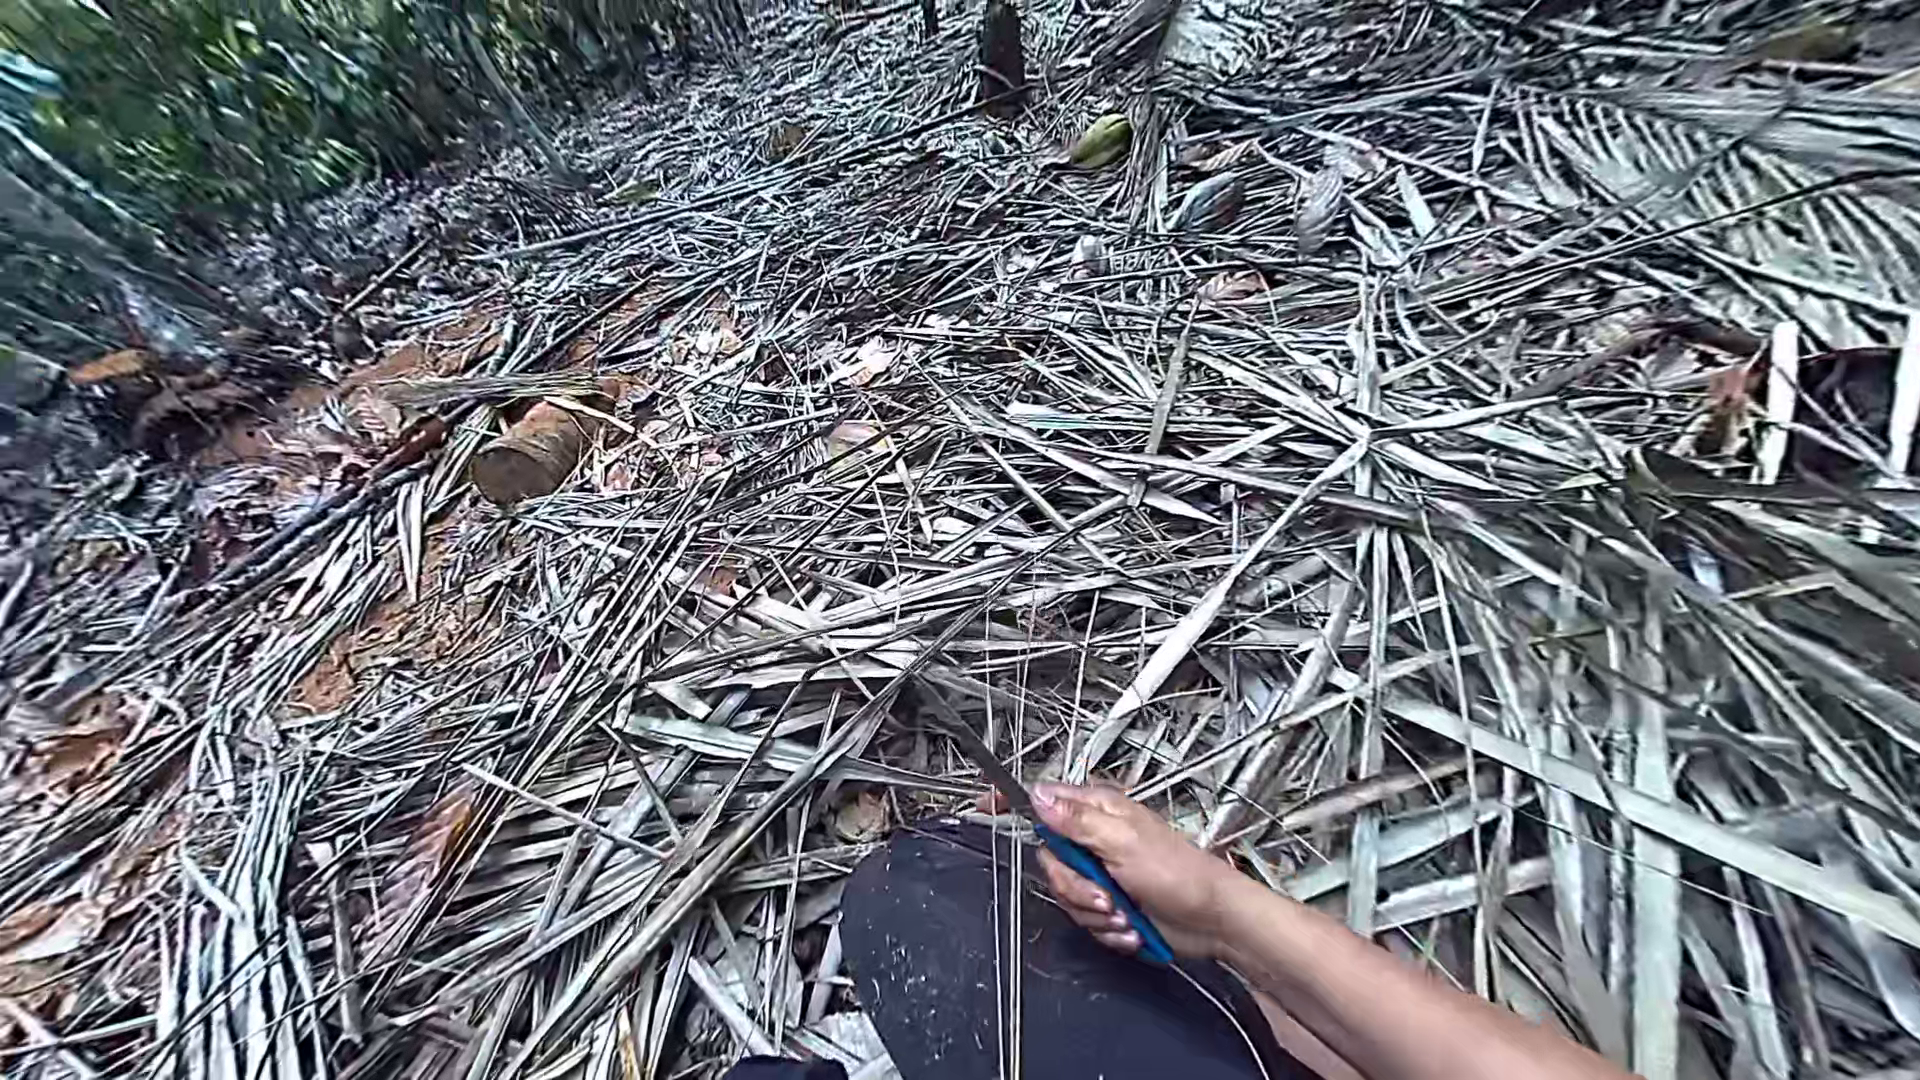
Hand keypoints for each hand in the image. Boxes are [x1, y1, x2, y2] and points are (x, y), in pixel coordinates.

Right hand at [1015, 782, 1238, 958]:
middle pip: (1048, 859)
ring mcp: (1097, 868)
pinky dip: (1105, 927)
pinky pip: (1082, 916)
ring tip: (1124, 911)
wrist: (1212, 921)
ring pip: (1063, 892)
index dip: (1013, 801)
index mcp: (1094, 810)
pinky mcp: (1105, 898)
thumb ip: (1077, 820)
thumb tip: (1039, 796)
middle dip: (1074, 885)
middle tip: (1103, 891)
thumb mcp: (1124, 841)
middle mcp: (1091, 836)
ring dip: (1094, 911)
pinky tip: (1129, 924)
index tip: (985, 803)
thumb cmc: (1180, 873)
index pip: (1042, 799)